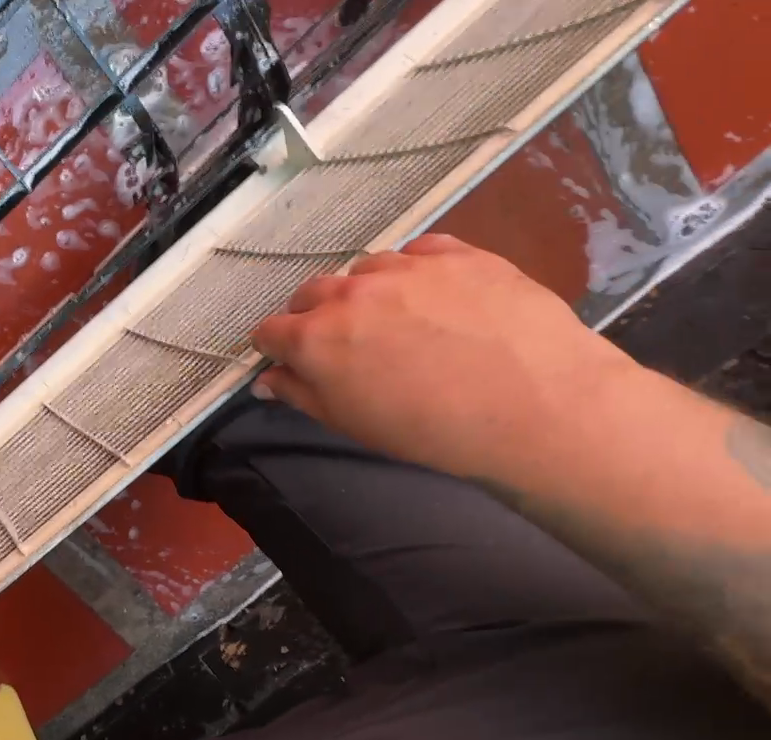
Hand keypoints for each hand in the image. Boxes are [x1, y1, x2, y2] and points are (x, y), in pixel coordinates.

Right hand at [251, 234, 642, 481]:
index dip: (273, 349)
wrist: (534, 405)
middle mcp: (349, 293)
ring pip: (362, 270)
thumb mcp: (346, 420)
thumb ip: (298, 393)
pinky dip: (411, 269)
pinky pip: (418, 251)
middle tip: (338, 343)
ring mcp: (406, 268)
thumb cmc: (425, 427)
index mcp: (312, 338)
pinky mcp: (459, 254)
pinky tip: (428, 295)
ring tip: (388, 317)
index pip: (268, 331)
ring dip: (361, 291)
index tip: (288, 362)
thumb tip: (268, 379)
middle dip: (311, 316)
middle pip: (309, 293)